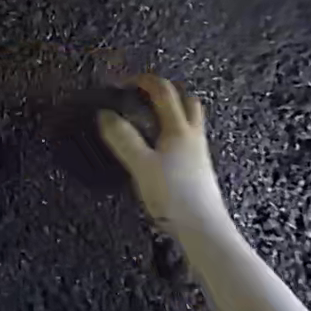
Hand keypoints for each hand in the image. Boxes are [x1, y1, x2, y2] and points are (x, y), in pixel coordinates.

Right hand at [98, 76, 231, 238]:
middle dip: (165, 91)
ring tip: (150, 117)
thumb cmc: (176, 199)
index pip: (163, 91)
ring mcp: (198, 153)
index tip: (124, 82)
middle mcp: (192, 136)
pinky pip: (187, 140)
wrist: (204, 230)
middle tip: (144, 94)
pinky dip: (173, 133)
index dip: (143, 81)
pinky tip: (160, 147)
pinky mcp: (198, 169)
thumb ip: (122, 138)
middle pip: (185, 99)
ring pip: (189, 119)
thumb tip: (106, 115)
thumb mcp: (141, 166)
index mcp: (178, 129)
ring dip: (172, 110)